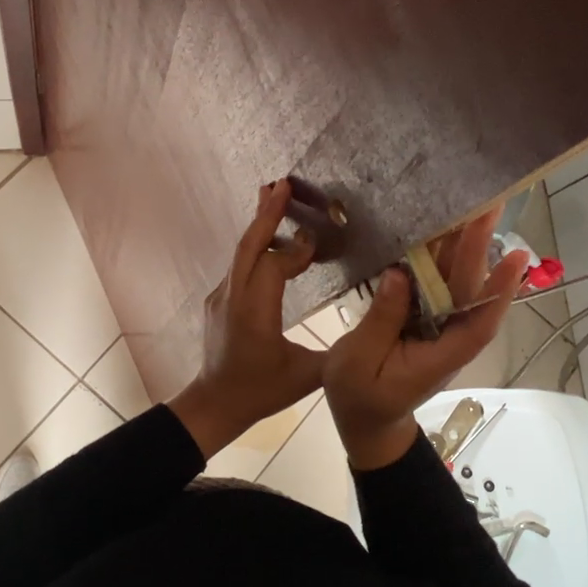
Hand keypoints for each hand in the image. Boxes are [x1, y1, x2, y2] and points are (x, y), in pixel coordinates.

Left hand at [167, 180, 323, 457]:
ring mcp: (221, 297)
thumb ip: (337, 350)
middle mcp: (232, 297)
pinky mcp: (218, 301)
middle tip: (282, 183)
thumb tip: (372, 327)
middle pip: (248, 245)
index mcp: (253, 313)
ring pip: (240, 253)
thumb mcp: (306, 376)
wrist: (215, 403)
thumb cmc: (262, 392)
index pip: (274, 265)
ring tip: (272, 195)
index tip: (316, 240)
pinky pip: (238, 266)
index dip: (296, 251)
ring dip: (258, 225)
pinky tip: (269, 239)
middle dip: (266, 213)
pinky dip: (255, 246)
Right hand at [322, 204, 525, 470]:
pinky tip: (438, 232)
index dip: (498, 292)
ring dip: (462, 246)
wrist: (365, 423)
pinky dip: (436, 259)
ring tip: (471, 207)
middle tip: (488, 205)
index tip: (517, 258)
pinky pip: (433, 287)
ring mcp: (434, 329)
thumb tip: (400, 273)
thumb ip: (380, 321)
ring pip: (453, 283)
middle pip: (469, 292)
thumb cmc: (359, 399)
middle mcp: (444, 338)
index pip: (478, 324)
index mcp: (436, 356)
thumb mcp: (358, 362)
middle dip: (479, 248)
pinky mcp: (421, 321)